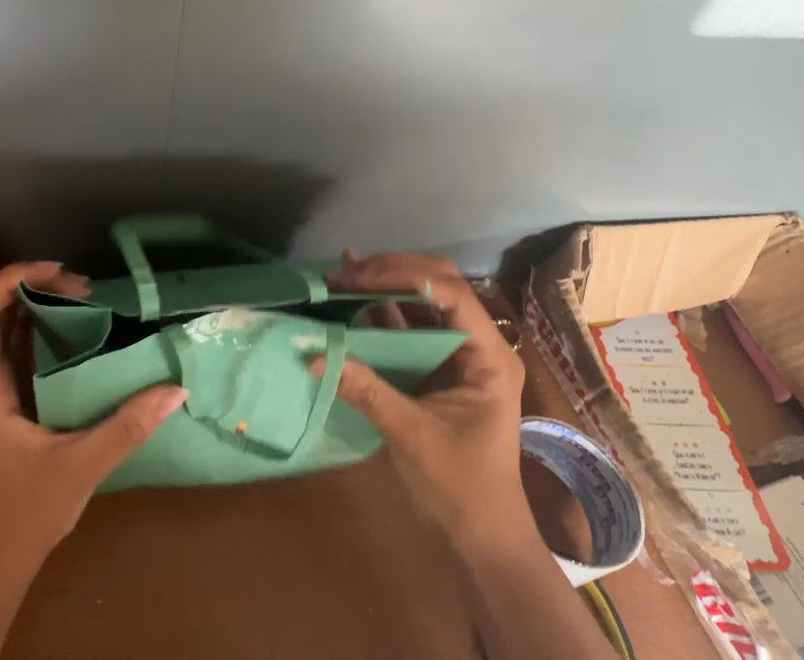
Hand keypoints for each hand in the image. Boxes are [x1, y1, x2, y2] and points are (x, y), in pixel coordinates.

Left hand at [0, 261, 187, 566]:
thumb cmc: (24, 513)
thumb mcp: (80, 468)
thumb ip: (125, 428)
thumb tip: (175, 389)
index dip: (9, 280)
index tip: (55, 272)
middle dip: (28, 284)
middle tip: (78, 284)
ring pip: (3, 327)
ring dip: (36, 304)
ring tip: (83, 296)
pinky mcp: (9, 402)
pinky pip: (19, 349)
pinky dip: (42, 328)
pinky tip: (77, 330)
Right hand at [311, 252, 526, 543]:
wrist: (479, 531)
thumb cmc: (461, 487)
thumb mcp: (412, 436)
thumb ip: (367, 391)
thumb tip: (315, 354)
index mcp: (488, 357)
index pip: (452, 295)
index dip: (405, 277)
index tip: (358, 277)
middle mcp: (476, 344)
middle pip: (438, 285)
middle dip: (391, 272)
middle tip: (344, 274)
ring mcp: (454, 353)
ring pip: (421, 299)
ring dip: (381, 283)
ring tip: (338, 275)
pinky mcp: (433, 364)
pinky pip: (407, 324)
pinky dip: (379, 305)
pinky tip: (350, 288)